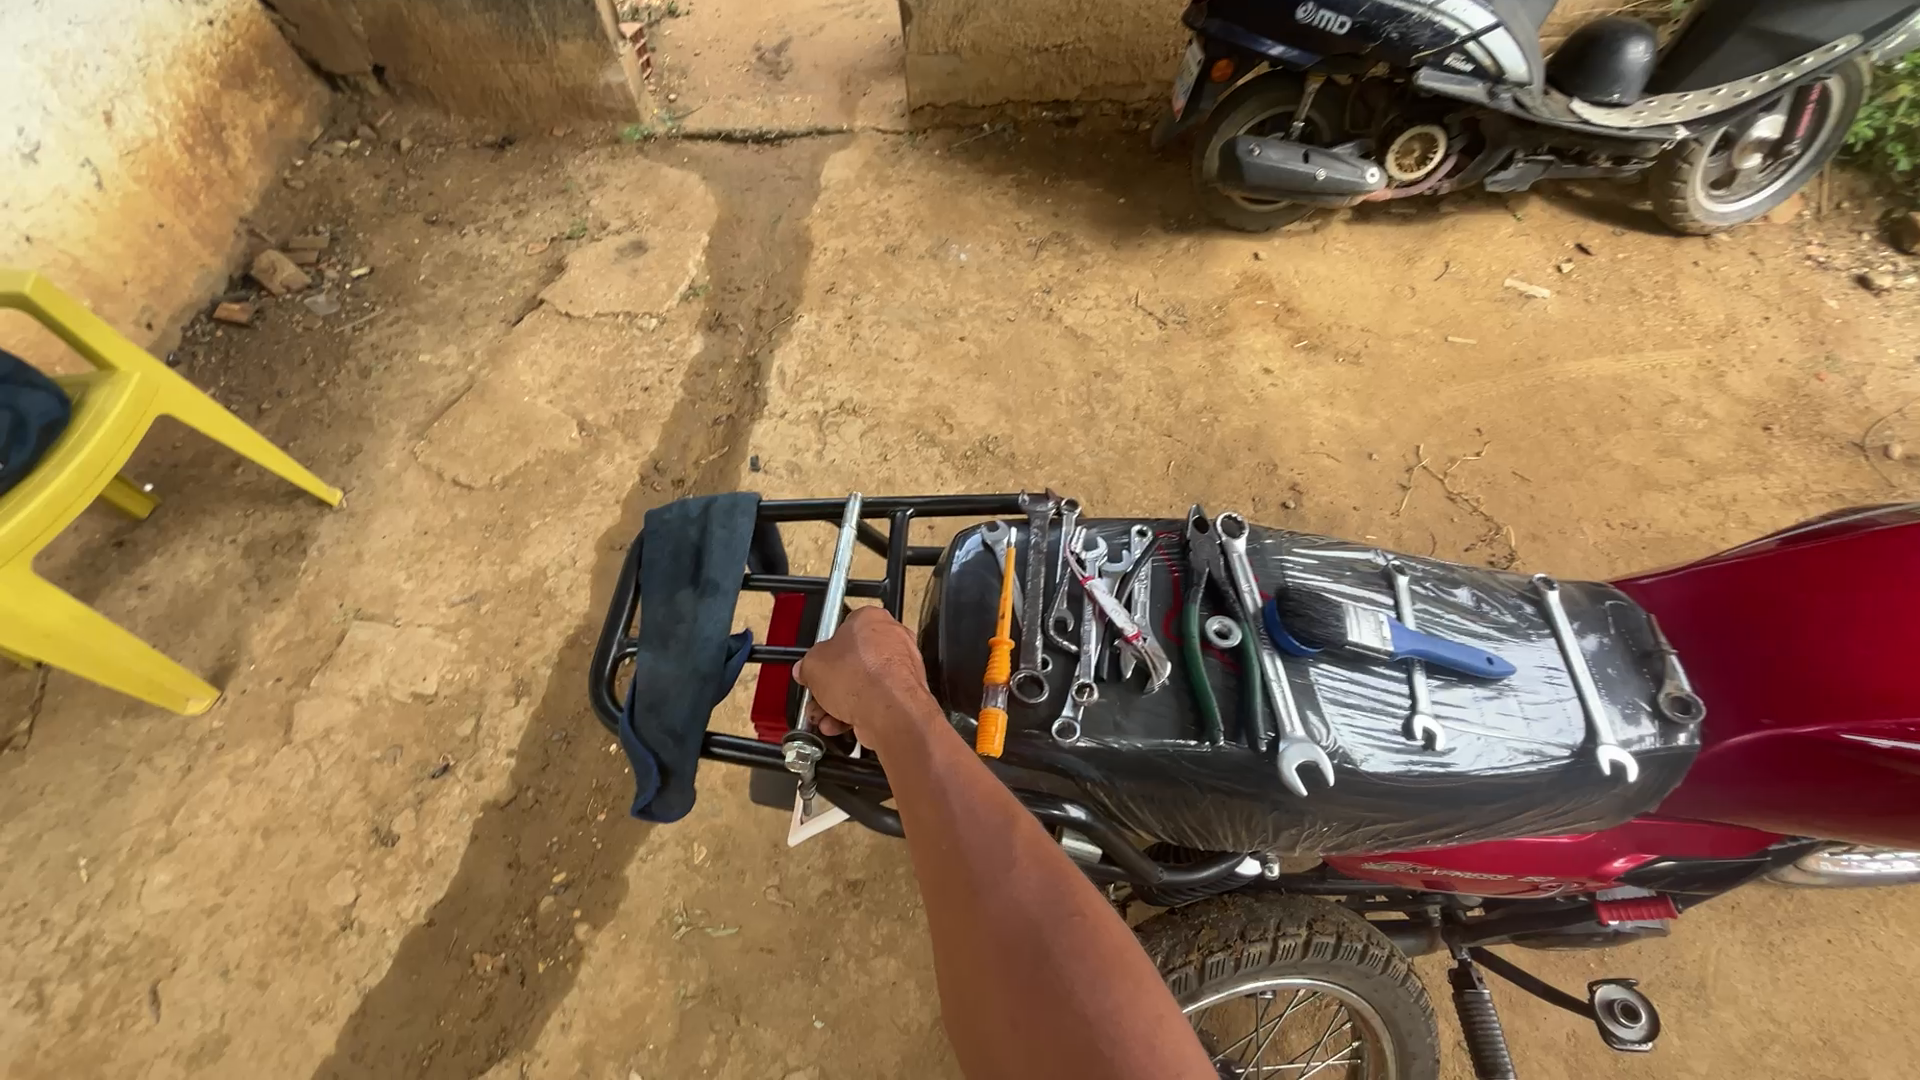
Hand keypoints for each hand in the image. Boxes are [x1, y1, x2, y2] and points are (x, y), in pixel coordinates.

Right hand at [792, 605, 940, 753]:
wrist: (888, 710)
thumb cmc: (863, 678)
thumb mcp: (813, 665)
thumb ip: (807, 665)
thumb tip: (806, 669)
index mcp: (870, 618)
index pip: (842, 630)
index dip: (824, 652)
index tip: (815, 666)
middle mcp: (892, 637)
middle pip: (853, 661)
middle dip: (832, 683)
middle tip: (818, 694)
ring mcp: (902, 666)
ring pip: (864, 683)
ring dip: (841, 702)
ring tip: (826, 714)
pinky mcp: (905, 692)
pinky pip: (876, 699)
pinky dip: (858, 711)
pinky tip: (841, 722)